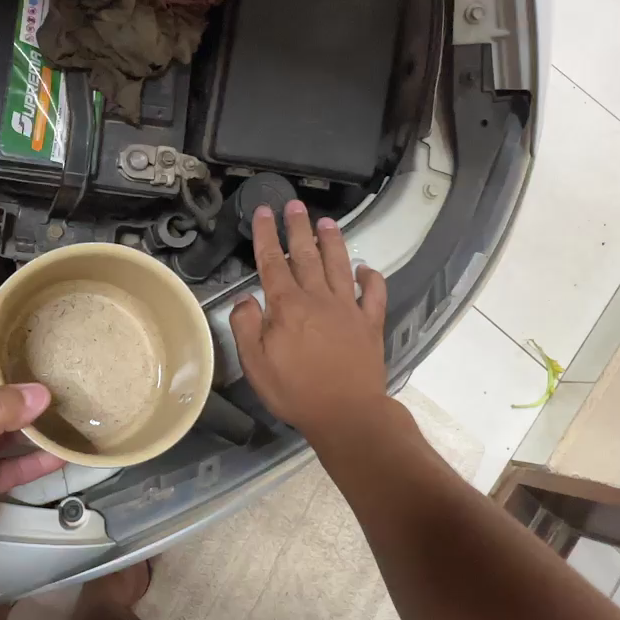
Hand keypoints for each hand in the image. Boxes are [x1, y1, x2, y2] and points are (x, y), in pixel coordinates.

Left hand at [0, 342, 65, 574]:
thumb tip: (41, 392)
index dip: (0, 346)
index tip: (36, 337)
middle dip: (27, 384)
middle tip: (65, 372)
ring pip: (10, 430)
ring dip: (36, 423)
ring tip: (72, 409)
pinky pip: (15, 465)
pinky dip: (36, 461)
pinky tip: (63, 455)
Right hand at [230, 200, 390, 436]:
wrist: (348, 414)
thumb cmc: (295, 391)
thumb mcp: (255, 364)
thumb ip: (246, 326)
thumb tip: (245, 299)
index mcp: (287, 306)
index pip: (272, 262)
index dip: (265, 235)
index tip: (263, 212)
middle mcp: (318, 298)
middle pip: (306, 254)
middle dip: (298, 227)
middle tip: (294, 205)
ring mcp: (348, 308)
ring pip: (339, 265)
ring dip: (332, 241)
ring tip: (327, 221)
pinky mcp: (370, 323)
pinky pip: (374, 293)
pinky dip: (371, 277)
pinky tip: (366, 268)